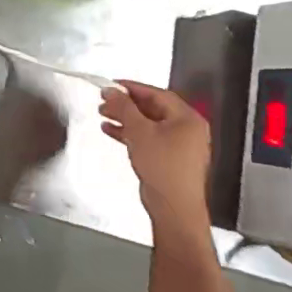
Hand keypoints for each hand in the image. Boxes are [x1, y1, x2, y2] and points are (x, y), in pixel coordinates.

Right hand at [100, 80, 211, 227]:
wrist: (173, 205)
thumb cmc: (163, 167)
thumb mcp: (139, 132)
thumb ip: (124, 108)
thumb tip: (112, 91)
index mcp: (187, 118)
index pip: (157, 94)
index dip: (132, 88)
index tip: (113, 85)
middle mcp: (187, 129)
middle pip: (153, 109)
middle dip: (127, 105)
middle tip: (106, 101)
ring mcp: (179, 145)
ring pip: (149, 125)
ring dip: (126, 119)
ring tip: (104, 115)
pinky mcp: (170, 159)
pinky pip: (149, 139)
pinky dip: (131, 134)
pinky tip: (114, 132)